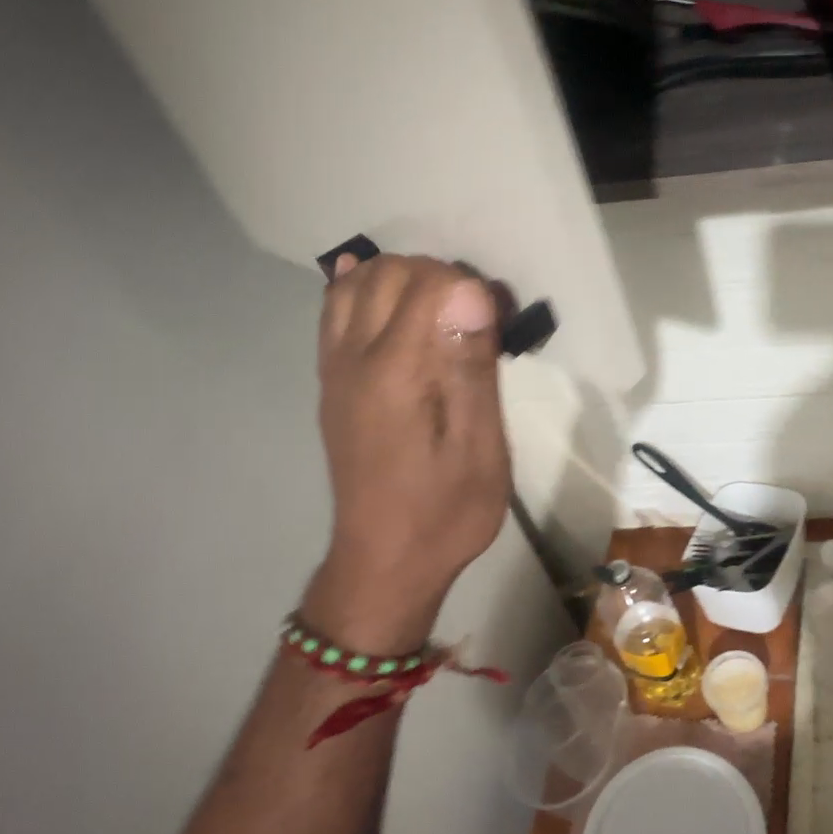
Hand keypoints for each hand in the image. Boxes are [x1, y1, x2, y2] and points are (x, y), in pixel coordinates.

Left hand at [302, 253, 509, 654]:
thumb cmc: (446, 511)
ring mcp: (335, 369)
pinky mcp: (331, 383)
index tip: (501, 320)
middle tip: (478, 319)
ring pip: (355, 284)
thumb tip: (471, 290)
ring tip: (442, 315)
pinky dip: (364, 292)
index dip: (471, 286)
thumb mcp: (480, 448)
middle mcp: (355, 357)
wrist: (386, 561)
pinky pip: (336, 312)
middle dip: (439, 276)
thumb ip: (471, 366)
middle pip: (388, 272)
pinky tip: (393, 308)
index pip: (428, 282)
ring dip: (401, 280)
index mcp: (396, 371)